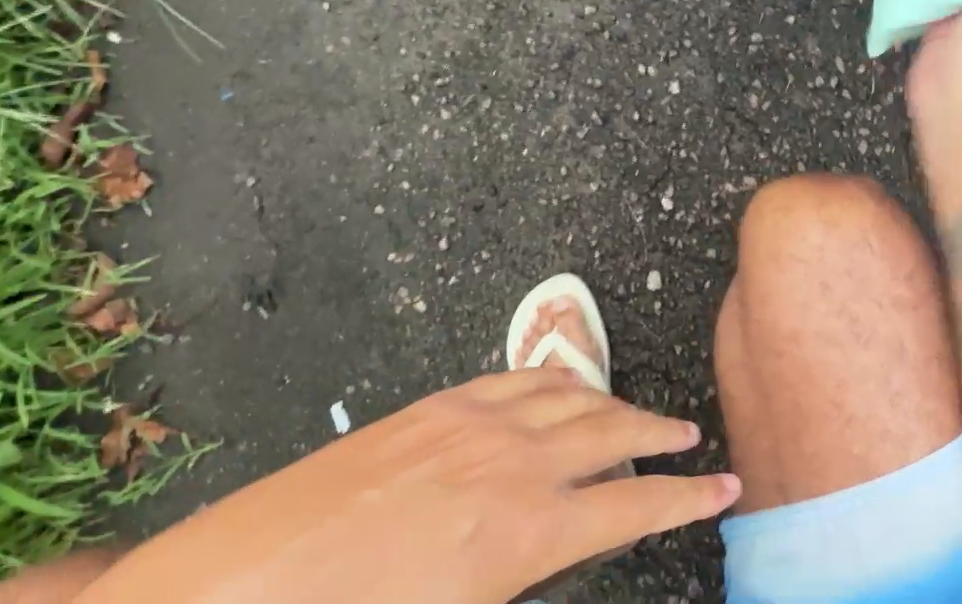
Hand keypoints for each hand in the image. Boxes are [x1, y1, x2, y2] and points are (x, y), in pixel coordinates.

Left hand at [77, 368, 738, 603]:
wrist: (234, 589)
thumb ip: (524, 573)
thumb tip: (556, 546)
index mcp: (524, 535)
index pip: (635, 509)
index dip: (689, 500)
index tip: (726, 489)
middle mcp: (516, 466)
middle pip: (617, 435)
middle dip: (664, 437)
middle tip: (693, 440)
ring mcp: (478, 423)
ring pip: (577, 396)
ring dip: (618, 405)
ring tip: (641, 415)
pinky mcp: (441, 403)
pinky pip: (524, 378)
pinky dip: (562, 380)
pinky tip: (570, 387)